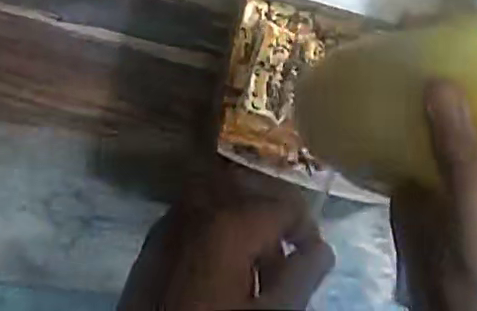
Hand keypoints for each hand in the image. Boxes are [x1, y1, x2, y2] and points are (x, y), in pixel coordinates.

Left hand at [118, 186, 335, 310]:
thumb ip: (300, 279)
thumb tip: (321, 248)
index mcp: (230, 219)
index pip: (286, 204)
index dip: (306, 231)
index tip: (313, 262)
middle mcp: (199, 203)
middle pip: (253, 196)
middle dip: (272, 227)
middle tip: (281, 273)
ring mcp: (172, 218)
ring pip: (222, 202)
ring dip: (244, 228)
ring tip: (250, 279)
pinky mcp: (154, 241)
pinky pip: (196, 218)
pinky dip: (215, 232)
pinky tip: (218, 275)